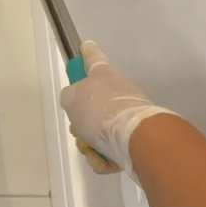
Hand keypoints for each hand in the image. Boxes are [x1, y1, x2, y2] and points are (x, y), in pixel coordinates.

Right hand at [59, 41, 171, 175]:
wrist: (135, 136)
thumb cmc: (100, 110)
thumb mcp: (72, 98)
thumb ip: (70, 96)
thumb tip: (76, 101)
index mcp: (104, 75)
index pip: (92, 58)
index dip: (87, 53)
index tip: (86, 45)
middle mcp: (118, 90)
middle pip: (93, 102)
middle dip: (81, 120)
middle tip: (77, 128)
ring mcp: (128, 114)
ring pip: (99, 129)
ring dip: (90, 143)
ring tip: (91, 149)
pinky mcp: (136, 137)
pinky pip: (110, 149)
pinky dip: (104, 158)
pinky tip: (104, 161)